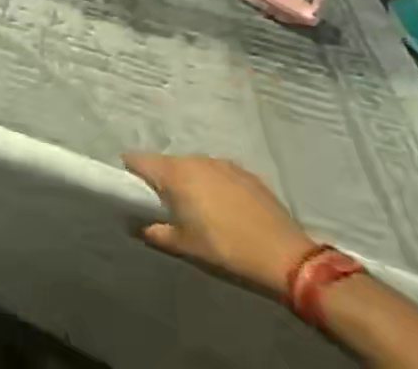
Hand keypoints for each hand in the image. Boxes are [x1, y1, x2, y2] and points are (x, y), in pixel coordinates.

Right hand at [124, 153, 317, 294]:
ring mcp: (223, 163)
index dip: (130, 172)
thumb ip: (153, 233)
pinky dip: (214, 184)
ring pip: (193, 166)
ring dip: (189, 181)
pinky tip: (228, 208)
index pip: (137, 159)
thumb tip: (135, 225)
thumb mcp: (184, 246)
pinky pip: (218, 172)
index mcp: (174, 173)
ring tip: (201, 209)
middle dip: (162, 180)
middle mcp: (195, 160)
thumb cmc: (226, 250)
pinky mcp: (247, 173)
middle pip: (165, 162)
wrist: (288, 258)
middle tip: (169, 207)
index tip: (134, 191)